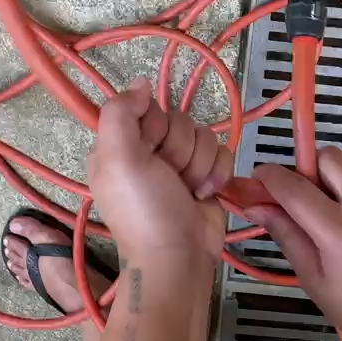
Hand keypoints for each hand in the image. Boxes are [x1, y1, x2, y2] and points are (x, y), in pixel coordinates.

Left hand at [88, 79, 230, 276]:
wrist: (179, 258)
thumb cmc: (144, 210)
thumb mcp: (118, 160)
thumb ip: (120, 113)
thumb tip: (142, 82)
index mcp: (121, 145)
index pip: (147, 108)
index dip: (155, 127)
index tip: (150, 151)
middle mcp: (149, 151)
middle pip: (180, 120)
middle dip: (180, 150)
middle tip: (169, 177)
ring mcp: (180, 165)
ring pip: (204, 135)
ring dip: (200, 165)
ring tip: (187, 191)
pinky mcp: (207, 176)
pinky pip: (223, 153)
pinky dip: (217, 175)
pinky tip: (204, 195)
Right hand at [238, 147, 341, 340]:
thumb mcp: (311, 276)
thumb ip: (285, 233)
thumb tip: (255, 206)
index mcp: (337, 230)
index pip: (295, 188)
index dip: (270, 176)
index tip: (258, 177)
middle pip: (329, 158)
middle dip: (310, 167)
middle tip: (303, 195)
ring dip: (335, 189)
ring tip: (336, 226)